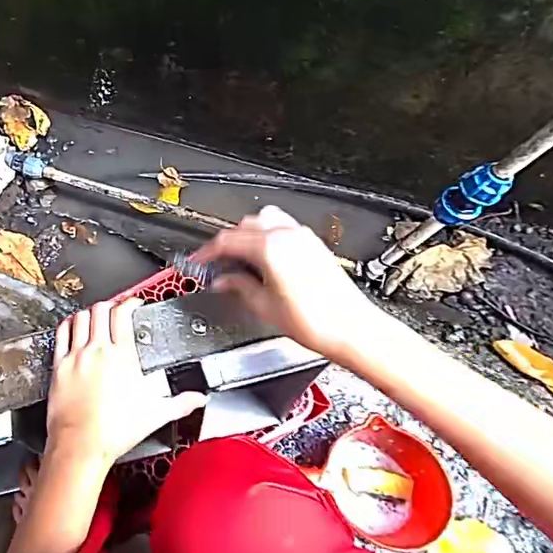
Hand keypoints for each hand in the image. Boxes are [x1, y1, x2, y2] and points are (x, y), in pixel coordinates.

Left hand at [46, 299, 205, 468]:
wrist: (81, 444)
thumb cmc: (115, 430)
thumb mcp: (155, 414)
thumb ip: (180, 402)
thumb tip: (197, 399)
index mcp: (122, 356)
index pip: (123, 314)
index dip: (129, 302)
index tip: (134, 304)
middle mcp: (97, 350)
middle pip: (100, 310)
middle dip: (109, 305)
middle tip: (115, 309)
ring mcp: (76, 356)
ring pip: (79, 318)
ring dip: (88, 313)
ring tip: (95, 316)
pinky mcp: (59, 366)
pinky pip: (61, 334)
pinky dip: (67, 325)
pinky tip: (71, 326)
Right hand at [193, 205, 381, 354]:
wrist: (354, 331)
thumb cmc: (317, 322)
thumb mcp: (264, 307)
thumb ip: (239, 287)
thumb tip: (224, 281)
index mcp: (270, 247)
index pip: (226, 241)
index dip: (206, 252)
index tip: (198, 261)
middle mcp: (287, 236)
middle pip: (244, 226)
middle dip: (226, 243)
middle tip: (215, 263)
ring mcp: (303, 237)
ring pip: (264, 221)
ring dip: (246, 235)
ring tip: (238, 259)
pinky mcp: (314, 245)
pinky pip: (282, 227)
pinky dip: (266, 236)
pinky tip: (263, 258)